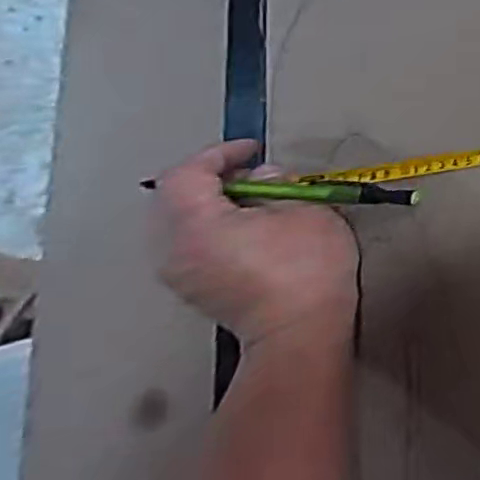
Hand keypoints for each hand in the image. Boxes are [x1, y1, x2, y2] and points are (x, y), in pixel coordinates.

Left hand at [151, 140, 359, 346]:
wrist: (301, 330)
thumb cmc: (307, 265)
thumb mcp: (307, 210)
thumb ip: (279, 186)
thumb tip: (263, 177)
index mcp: (196, 225)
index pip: (187, 174)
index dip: (219, 154)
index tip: (252, 149)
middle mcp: (173, 248)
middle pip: (172, 198)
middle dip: (209, 177)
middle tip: (250, 172)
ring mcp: (178, 273)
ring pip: (176, 222)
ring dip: (208, 202)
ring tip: (250, 199)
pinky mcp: (192, 289)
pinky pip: (186, 243)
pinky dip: (208, 225)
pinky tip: (245, 227)